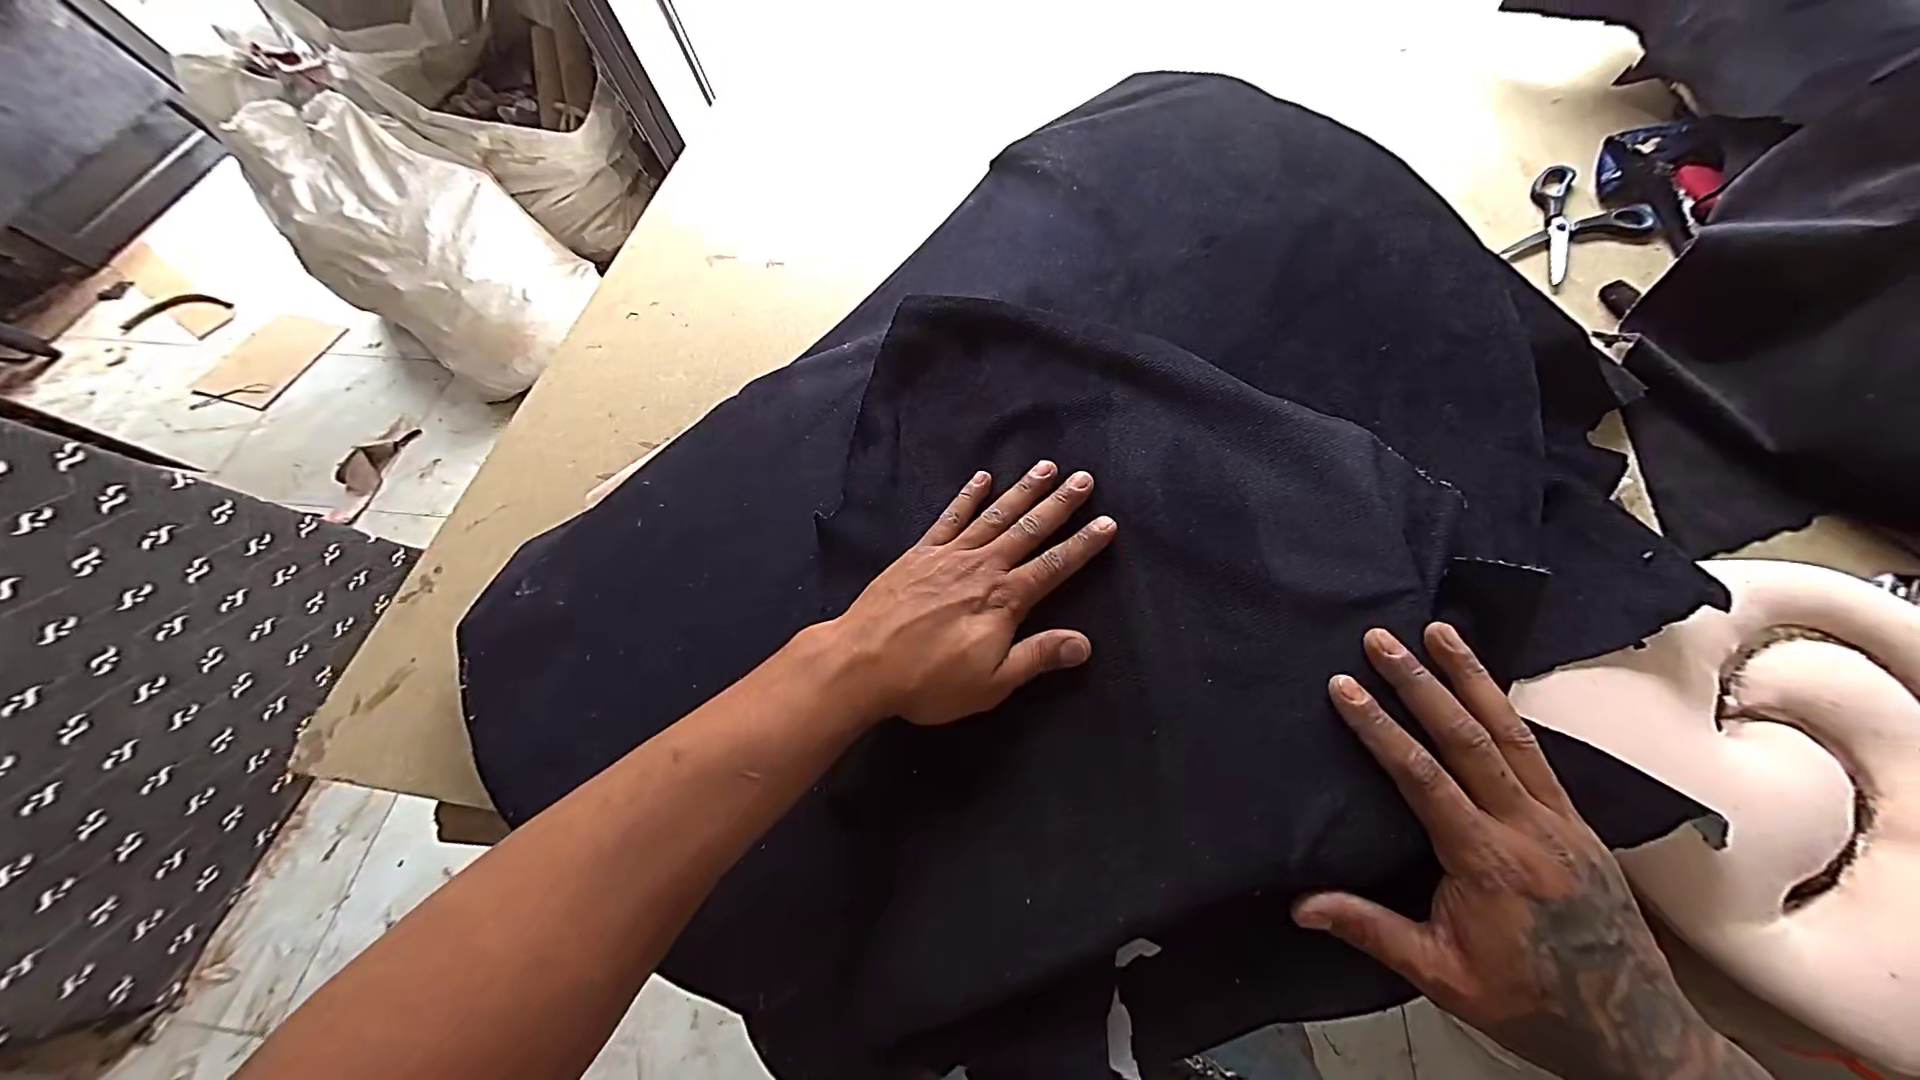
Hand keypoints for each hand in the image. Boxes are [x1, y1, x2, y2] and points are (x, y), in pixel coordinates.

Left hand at [819, 460, 1116, 726]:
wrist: (861, 663)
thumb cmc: (927, 680)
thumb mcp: (991, 683)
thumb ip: (1037, 657)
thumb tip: (1084, 644)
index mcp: (1003, 600)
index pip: (1053, 566)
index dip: (1083, 545)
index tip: (1107, 523)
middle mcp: (981, 568)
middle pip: (1029, 530)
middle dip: (1060, 504)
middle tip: (1084, 479)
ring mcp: (948, 555)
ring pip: (995, 515)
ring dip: (1022, 491)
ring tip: (1045, 467)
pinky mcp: (920, 553)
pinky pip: (949, 517)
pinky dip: (967, 497)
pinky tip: (982, 479)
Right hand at [1295, 625, 1770, 1079]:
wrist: (1641, 1038)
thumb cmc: (1532, 1005)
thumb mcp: (1444, 977)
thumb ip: (1371, 930)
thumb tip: (1299, 905)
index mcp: (1489, 862)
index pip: (1424, 778)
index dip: (1381, 729)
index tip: (1345, 688)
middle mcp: (1528, 829)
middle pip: (1469, 739)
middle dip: (1420, 682)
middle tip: (1383, 639)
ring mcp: (1560, 820)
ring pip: (1510, 732)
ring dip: (1470, 677)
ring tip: (1439, 632)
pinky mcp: (1576, 820)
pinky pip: (1536, 750)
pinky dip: (1504, 707)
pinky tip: (1482, 682)